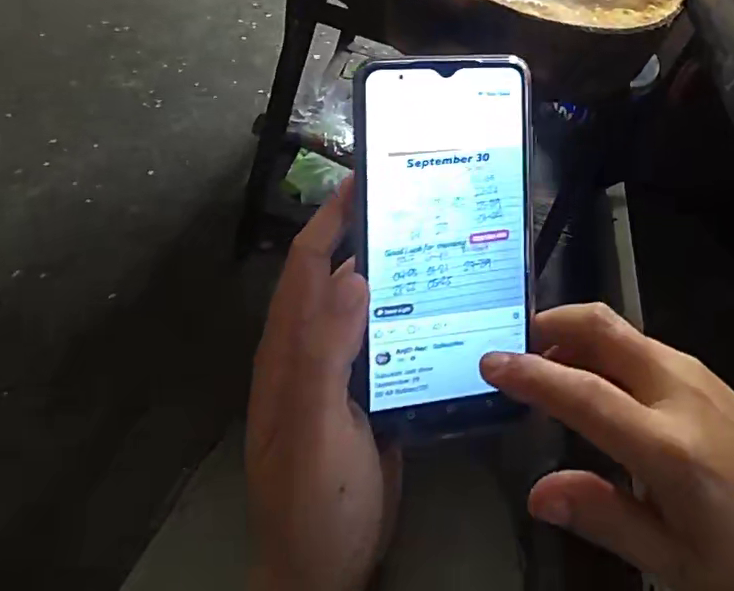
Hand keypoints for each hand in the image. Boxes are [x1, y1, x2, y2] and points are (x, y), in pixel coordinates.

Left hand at [247, 181, 401, 590]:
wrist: (322, 570)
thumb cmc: (310, 499)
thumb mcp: (313, 428)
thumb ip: (325, 354)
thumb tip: (353, 275)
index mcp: (290, 347)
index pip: (307, 264)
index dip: (330, 219)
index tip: (362, 181)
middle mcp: (312, 348)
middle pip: (337, 275)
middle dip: (367, 234)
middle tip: (416, 205)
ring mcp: (341, 370)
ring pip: (367, 304)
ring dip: (393, 270)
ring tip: (438, 242)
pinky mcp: (369, 391)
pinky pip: (389, 336)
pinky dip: (409, 311)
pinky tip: (443, 304)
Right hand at [480, 304, 733, 590]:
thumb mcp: (674, 561)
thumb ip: (603, 516)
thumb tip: (538, 493)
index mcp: (668, 447)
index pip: (584, 394)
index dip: (532, 375)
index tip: (491, 363)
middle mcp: (676, 390)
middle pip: (601, 327)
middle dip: (548, 323)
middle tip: (512, 346)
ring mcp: (688, 370)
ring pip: (614, 326)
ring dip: (569, 331)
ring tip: (540, 363)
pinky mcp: (694, 367)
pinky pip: (631, 339)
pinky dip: (594, 344)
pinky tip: (585, 376)